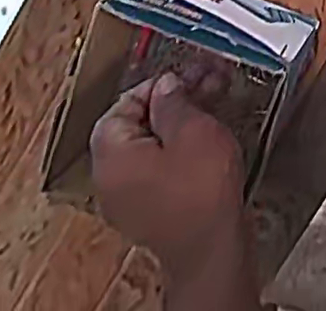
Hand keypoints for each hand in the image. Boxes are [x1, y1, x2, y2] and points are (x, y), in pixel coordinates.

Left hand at [91, 72, 251, 292]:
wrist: (213, 249)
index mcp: (112, 157)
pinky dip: (180, 147)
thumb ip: (173, 102)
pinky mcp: (152, 211)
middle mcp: (111, 180)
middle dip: (171, 102)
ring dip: (180, 121)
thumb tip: (164, 85)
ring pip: (150, 146)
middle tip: (206, 84)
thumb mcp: (192, 130)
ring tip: (214, 104)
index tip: (184, 77)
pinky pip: (159, 167)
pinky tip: (208, 138)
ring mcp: (129, 200)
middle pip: (134, 127)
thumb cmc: (201, 185)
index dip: (152, 87)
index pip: (119, 108)